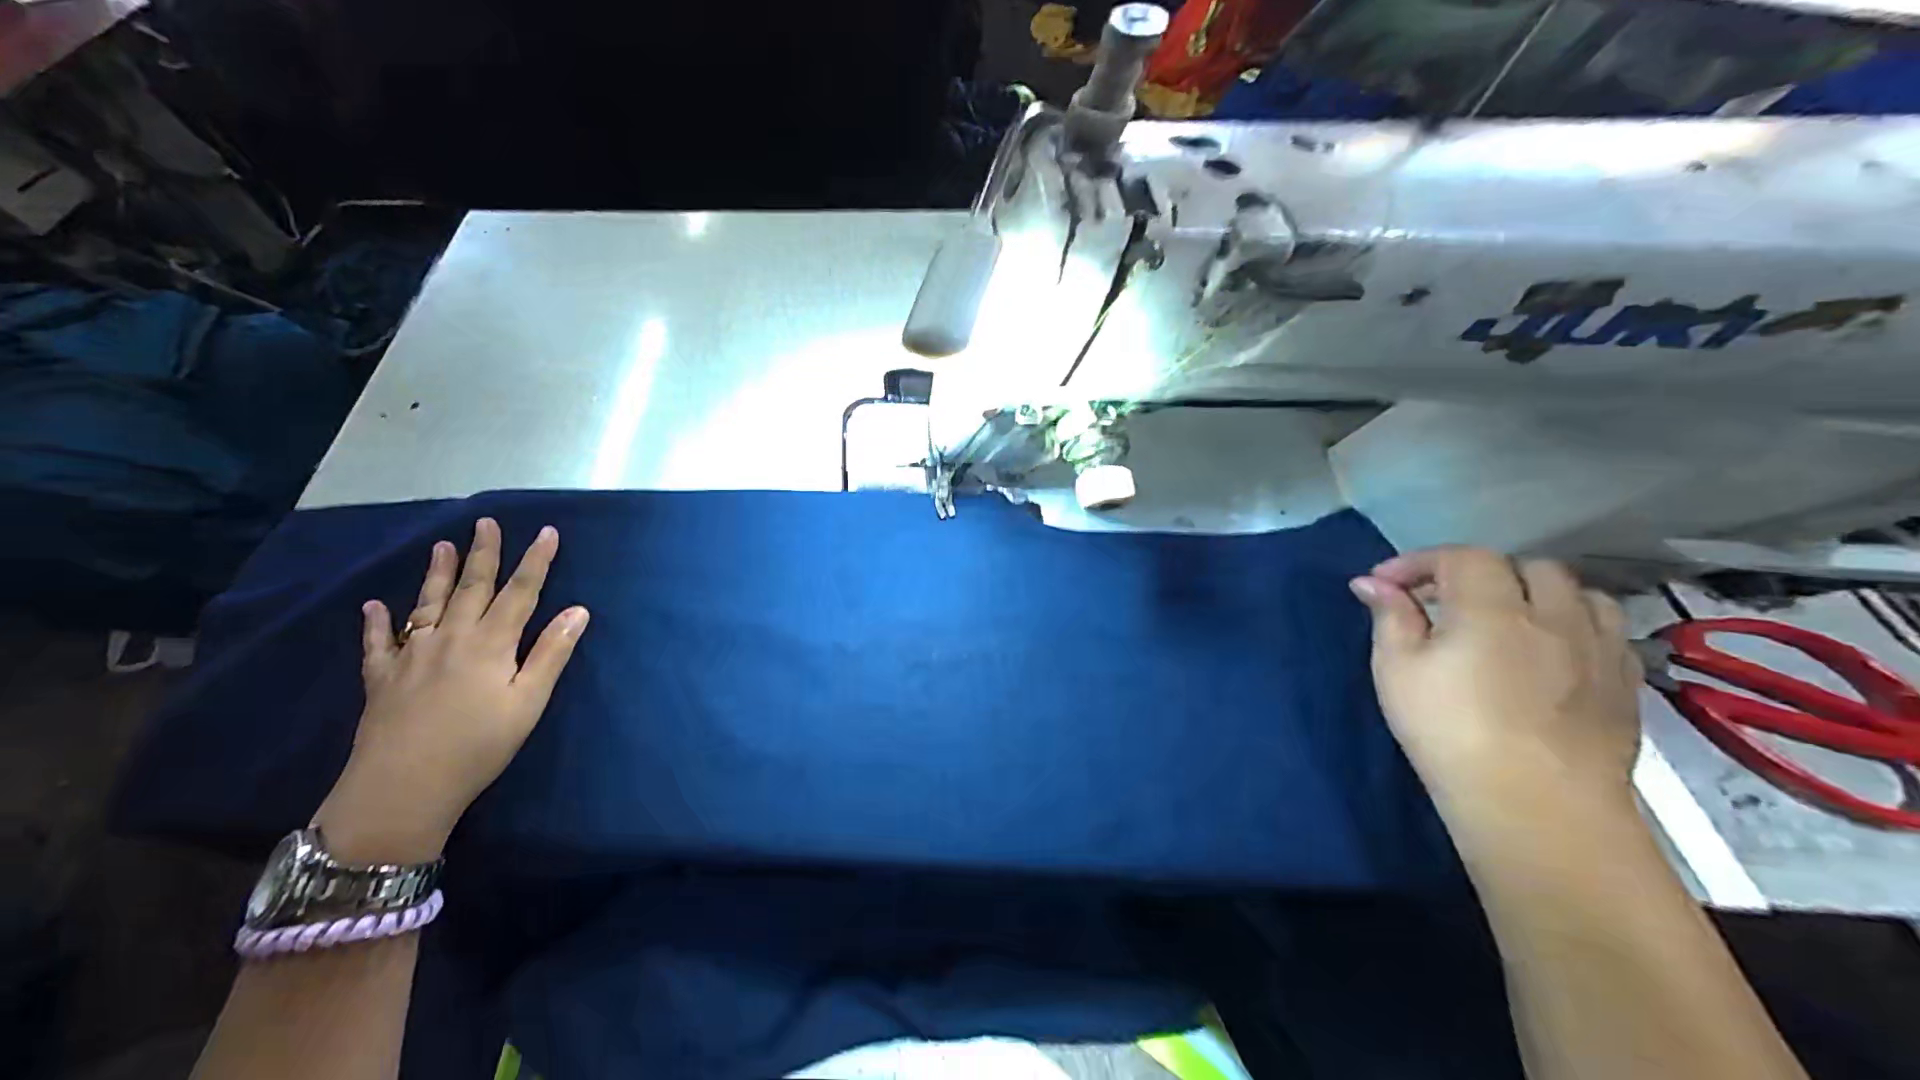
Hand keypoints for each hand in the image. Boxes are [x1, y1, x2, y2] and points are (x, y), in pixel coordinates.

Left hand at [314, 518, 589, 863]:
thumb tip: (578, 610)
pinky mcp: (382, 679)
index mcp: (491, 644)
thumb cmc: (479, 745)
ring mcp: (412, 656)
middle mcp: (451, 638)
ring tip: (441, 545)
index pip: (520, 592)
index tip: (546, 532)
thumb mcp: (528, 702)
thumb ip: (551, 653)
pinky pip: (379, 643)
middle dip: (483, 554)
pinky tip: (375, 606)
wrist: (402, 787)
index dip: (536, 561)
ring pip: (427, 604)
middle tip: (485, 523)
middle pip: (472, 588)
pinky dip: (377, 622)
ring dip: (436, 574)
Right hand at [1349, 547, 1641, 810]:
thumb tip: (1372, 582)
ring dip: (1539, 594)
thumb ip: (1390, 617)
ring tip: (1510, 620)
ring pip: (1578, 592)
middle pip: (1525, 567)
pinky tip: (1552, 650)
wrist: (1535, 804)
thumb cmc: (1449, 731)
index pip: (1461, 557)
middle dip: (1481, 573)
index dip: (1420, 561)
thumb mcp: (1397, 670)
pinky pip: (1608, 629)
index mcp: (1491, 606)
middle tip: (1446, 602)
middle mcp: (1554, 614)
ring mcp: (1598, 646)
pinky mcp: (1625, 681)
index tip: (1387, 584)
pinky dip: (1576, 624)